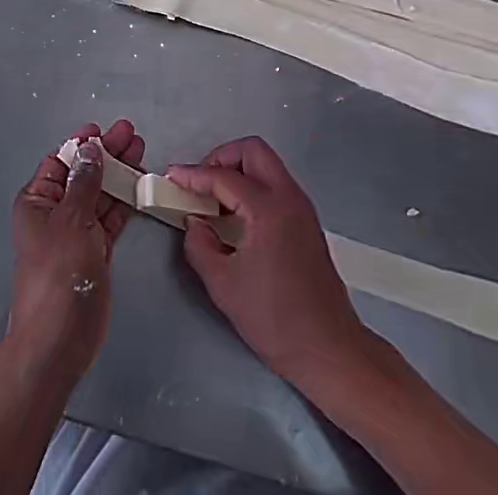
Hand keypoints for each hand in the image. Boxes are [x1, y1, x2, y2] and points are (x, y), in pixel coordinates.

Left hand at [6, 119, 144, 375]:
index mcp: (37, 202)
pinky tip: (141, 186)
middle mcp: (55, 213)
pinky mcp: (95, 250)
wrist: (59, 336)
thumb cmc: (59, 272)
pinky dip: (125, 202)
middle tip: (132, 135)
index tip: (104, 130)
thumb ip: (85, 182)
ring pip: (101, 194)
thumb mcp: (72, 220)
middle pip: (84, 175)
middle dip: (107, 155)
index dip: (82, 144)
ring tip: (141, 152)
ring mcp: (76, 232)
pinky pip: (111, 217)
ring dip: (120, 174)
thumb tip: (90, 148)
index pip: (60, 162)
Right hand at [168, 136, 368, 381]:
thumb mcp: (222, 284)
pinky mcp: (307, 220)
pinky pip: (275, 184)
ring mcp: (302, 207)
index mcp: (269, 209)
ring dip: (238, 171)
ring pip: (267, 165)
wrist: (326, 346)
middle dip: (220, 158)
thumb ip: (200, 245)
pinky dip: (252, 186)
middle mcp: (289, 197)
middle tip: (199, 183)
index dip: (192, 175)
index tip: (171, 178)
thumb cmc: (274, 318)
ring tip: (213, 200)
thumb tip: (194, 223)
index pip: (223, 177)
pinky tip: (235, 216)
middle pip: (253, 150)